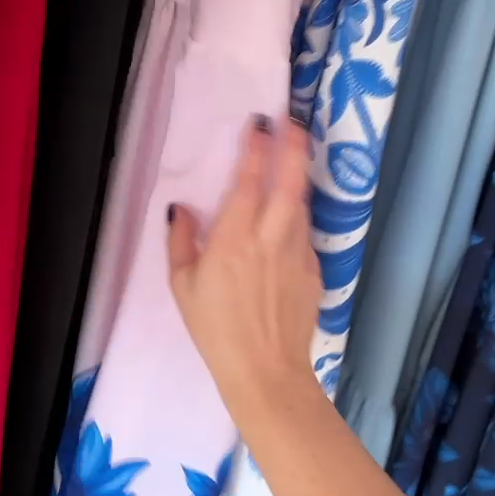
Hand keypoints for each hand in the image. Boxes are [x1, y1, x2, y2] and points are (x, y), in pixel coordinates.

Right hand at [168, 115, 323, 416]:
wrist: (265, 372)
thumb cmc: (214, 328)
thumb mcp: (182, 285)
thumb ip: (181, 241)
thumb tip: (181, 209)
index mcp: (233, 239)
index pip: (248, 182)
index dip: (255, 149)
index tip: (259, 124)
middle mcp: (270, 239)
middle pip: (289, 184)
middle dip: (293, 149)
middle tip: (293, 123)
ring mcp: (297, 255)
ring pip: (301, 206)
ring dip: (297, 180)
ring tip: (293, 159)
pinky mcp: (313, 272)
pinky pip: (304, 233)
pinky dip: (298, 216)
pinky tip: (289, 217)